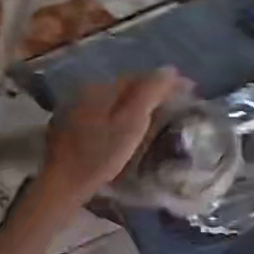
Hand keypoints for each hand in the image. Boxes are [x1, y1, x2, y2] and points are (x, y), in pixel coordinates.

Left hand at [38, 67, 184, 205]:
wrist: (62, 184)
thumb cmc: (99, 155)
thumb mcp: (130, 124)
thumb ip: (149, 93)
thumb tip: (169, 70)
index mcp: (99, 88)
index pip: (139, 77)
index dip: (166, 82)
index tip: (190, 90)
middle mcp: (83, 92)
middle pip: (124, 87)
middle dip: (150, 91)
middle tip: (175, 102)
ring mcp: (71, 110)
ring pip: (111, 101)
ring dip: (133, 104)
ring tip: (155, 114)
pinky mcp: (66, 128)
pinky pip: (98, 114)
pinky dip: (115, 117)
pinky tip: (124, 128)